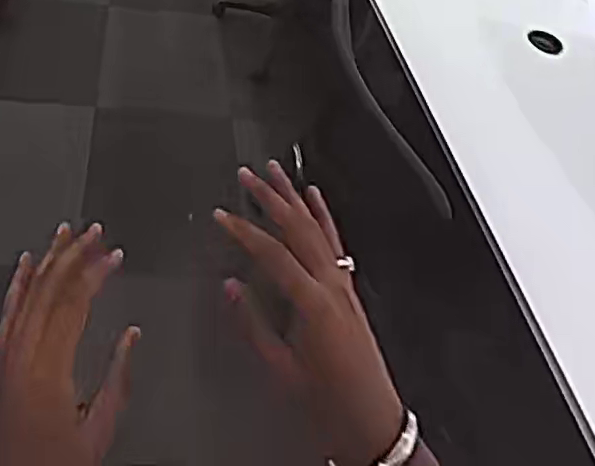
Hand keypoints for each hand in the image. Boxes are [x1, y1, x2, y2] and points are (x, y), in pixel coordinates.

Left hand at [0, 223, 138, 465]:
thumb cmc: (51, 465)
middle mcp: (22, 355)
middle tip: (93, 229)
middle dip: (73, 253)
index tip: (115, 253)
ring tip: (64, 233)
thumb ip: (116, 379)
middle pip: (48, 288)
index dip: (96, 271)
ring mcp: (5, 357)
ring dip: (47, 259)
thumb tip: (132, 336)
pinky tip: (24, 264)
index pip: (74, 300)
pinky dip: (16, 283)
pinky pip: (6, 312)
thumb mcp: (96, 433)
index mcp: (49, 368)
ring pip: (26, 293)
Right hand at [214, 162, 406, 465]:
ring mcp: (342, 281)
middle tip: (247, 175)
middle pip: (296, 227)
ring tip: (275, 171)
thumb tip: (230, 287)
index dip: (243, 231)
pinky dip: (323, 214)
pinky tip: (314, 195)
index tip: (222, 215)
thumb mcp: (281, 370)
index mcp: (312, 303)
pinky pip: (336, 239)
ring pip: (315, 225)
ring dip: (293, 196)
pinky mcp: (349, 285)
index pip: (271, 253)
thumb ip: (253, 324)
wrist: (372, 423)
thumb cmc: (328, 403)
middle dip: (269, 197)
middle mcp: (331, 283)